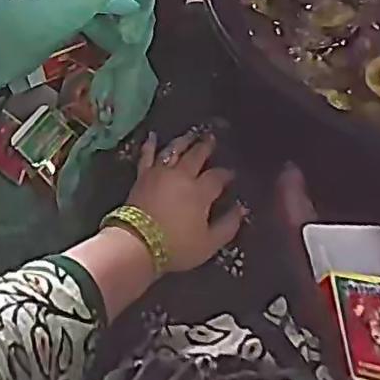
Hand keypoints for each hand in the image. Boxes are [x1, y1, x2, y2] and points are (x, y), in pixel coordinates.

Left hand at [128, 128, 246, 271]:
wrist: (139, 242)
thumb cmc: (177, 246)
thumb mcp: (209, 242)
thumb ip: (228, 224)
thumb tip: (241, 209)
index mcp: (200, 191)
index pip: (217, 176)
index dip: (226, 173)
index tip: (231, 173)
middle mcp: (181, 175)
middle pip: (196, 155)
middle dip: (206, 146)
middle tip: (212, 138)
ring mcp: (160, 172)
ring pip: (174, 149)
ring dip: (184, 140)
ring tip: (191, 134)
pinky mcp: (143, 175)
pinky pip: (146, 154)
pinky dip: (149, 143)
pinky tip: (152, 135)